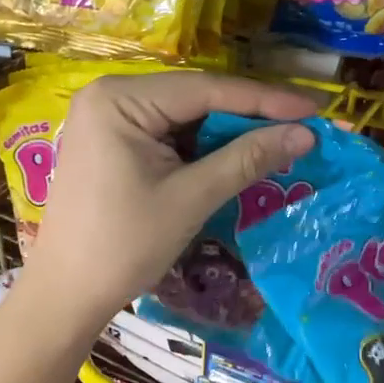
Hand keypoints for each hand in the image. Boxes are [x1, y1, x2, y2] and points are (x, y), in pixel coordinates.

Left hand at [25, 71, 318, 327]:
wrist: (67, 293)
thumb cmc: (124, 246)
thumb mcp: (190, 198)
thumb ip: (246, 159)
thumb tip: (305, 134)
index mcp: (119, 99)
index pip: (206, 89)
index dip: (265, 100)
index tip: (316, 109)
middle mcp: (108, 96)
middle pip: (194, 99)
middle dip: (248, 117)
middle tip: (303, 127)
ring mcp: (105, 121)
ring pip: (182, 118)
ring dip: (227, 135)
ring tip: (279, 143)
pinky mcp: (109, 146)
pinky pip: (165, 137)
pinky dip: (200, 150)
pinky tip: (235, 159)